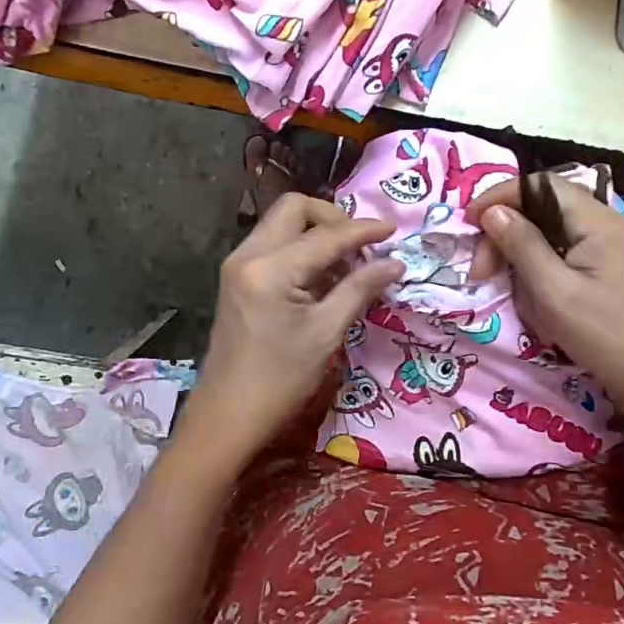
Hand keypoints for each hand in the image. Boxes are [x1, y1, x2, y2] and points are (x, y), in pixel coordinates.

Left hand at [185, 193, 403, 462]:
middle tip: (362, 247)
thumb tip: (394, 263)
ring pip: (282, 225)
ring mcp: (238, 265)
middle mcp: (248, 255)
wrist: (229, 413)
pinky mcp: (237, 279)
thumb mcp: (326, 333)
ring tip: (348, 265)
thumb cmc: (281, 379)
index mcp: (270, 268)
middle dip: (333, 220)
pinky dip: (300, 251)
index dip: (363, 230)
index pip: (325, 235)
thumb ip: (360, 289)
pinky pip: (273, 246)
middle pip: (294, 209)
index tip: (394, 231)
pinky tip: (323, 278)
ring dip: (316, 235)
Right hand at [466, 175, 623, 437]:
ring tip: (507, 288)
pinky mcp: (609, 269)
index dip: (500, 196)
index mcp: (597, 221)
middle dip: (506, 233)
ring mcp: (611, 247)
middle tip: (482, 271)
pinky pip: (564, 254)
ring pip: (551, 233)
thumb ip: (521, 246)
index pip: (540, 185)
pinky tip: (533, 296)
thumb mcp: (552, 291)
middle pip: (543, 208)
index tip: (469, 224)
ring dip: (521, 255)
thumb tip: (491, 211)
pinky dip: (540, 269)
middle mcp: (607, 224)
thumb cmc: (602, 333)